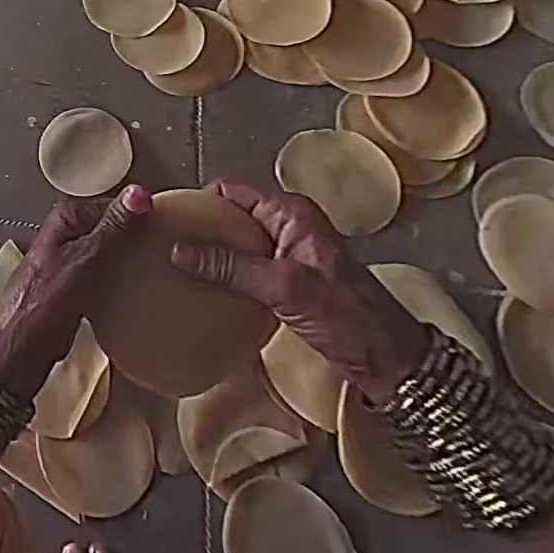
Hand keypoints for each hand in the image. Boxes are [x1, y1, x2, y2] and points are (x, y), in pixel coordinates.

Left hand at [0, 185, 151, 397]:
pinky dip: (120, 282)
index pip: (115, 206)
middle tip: (161, 254)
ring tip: (154, 272)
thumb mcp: (85, 260)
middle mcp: (66, 235)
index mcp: (66, 219)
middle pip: (113, 230)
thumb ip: (113, 227)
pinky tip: (135, 292)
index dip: (140, 217)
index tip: (163, 230)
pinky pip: (107, 277)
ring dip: (130, 264)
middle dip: (136, 242)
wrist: (19, 355)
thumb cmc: (43, 306)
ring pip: (111, 255)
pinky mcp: (75, 287)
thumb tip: (138, 192)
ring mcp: (71, 262)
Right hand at [168, 179, 429, 399]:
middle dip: (200, 229)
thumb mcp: (283, 286)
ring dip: (211, 255)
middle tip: (164, 247)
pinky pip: (245, 267)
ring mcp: (286, 253)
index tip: (168, 221)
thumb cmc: (345, 317)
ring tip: (176, 269)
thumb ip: (230, 266)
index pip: (231, 192)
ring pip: (236, 244)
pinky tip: (205, 290)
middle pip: (230, 217)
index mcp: (290, 212)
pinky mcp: (284, 279)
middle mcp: (286, 225)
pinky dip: (225, 275)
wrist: (388, 360)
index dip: (199, 202)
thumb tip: (177, 249)